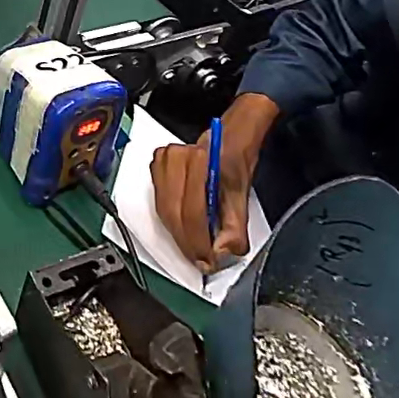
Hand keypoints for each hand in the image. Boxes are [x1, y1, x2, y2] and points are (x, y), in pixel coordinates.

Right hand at [150, 93, 279, 271]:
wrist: (227, 136)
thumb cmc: (234, 159)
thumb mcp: (242, 193)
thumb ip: (235, 226)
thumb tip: (223, 252)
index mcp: (201, 160)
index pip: (192, 210)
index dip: (198, 241)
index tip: (207, 260)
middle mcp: (177, 157)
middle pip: (173, 212)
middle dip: (187, 242)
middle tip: (200, 260)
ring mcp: (163, 159)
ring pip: (163, 209)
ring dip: (177, 233)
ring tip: (193, 248)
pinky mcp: (156, 165)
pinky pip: (158, 201)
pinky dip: (170, 219)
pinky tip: (183, 227)